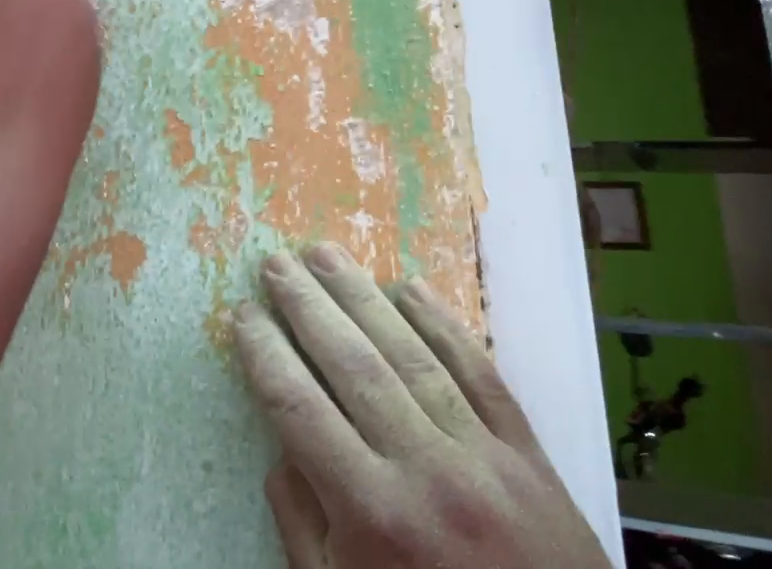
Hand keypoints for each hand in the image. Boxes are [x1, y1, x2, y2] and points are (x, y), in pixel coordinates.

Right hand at [235, 243, 611, 568]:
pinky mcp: (530, 457)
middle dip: (306, 306)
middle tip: (274, 262)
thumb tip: (283, 445)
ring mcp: (483, 457)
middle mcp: (425, 470)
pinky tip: (412, 288)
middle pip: (352, 365)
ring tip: (325, 253)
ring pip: (412, 356)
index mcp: (370, 510)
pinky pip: (483, 376)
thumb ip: (299, 518)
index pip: (296, 405)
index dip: (263, 352)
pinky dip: (446, 327)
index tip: (241, 313)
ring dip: (362, 298)